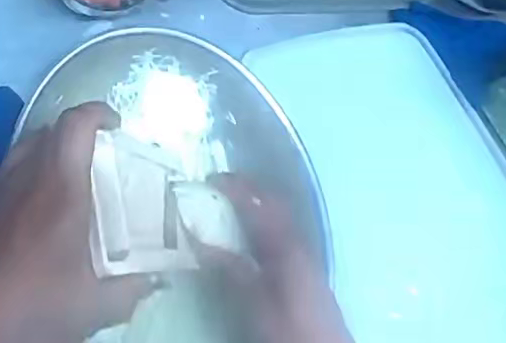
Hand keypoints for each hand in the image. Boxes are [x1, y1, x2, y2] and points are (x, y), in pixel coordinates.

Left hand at [0, 102, 156, 342]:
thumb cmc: (40, 299)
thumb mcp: (97, 302)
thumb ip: (132, 286)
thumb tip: (156, 277)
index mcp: (61, 181)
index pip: (76, 123)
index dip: (97, 113)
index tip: (116, 125)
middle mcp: (30, 168)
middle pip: (54, 127)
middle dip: (80, 130)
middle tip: (101, 152)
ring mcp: (3, 179)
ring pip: (31, 140)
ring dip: (55, 144)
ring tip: (73, 171)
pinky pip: (15, 161)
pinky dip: (34, 163)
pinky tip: (41, 196)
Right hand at [193, 174, 351, 342]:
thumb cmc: (293, 333)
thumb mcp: (256, 305)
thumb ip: (230, 270)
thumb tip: (199, 239)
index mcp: (287, 246)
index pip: (259, 204)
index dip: (234, 188)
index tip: (209, 179)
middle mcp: (299, 245)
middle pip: (273, 205)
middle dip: (247, 190)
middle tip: (219, 186)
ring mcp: (305, 259)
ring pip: (277, 220)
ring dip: (255, 207)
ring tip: (228, 205)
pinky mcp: (306, 275)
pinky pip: (280, 235)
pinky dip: (261, 225)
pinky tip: (249, 238)